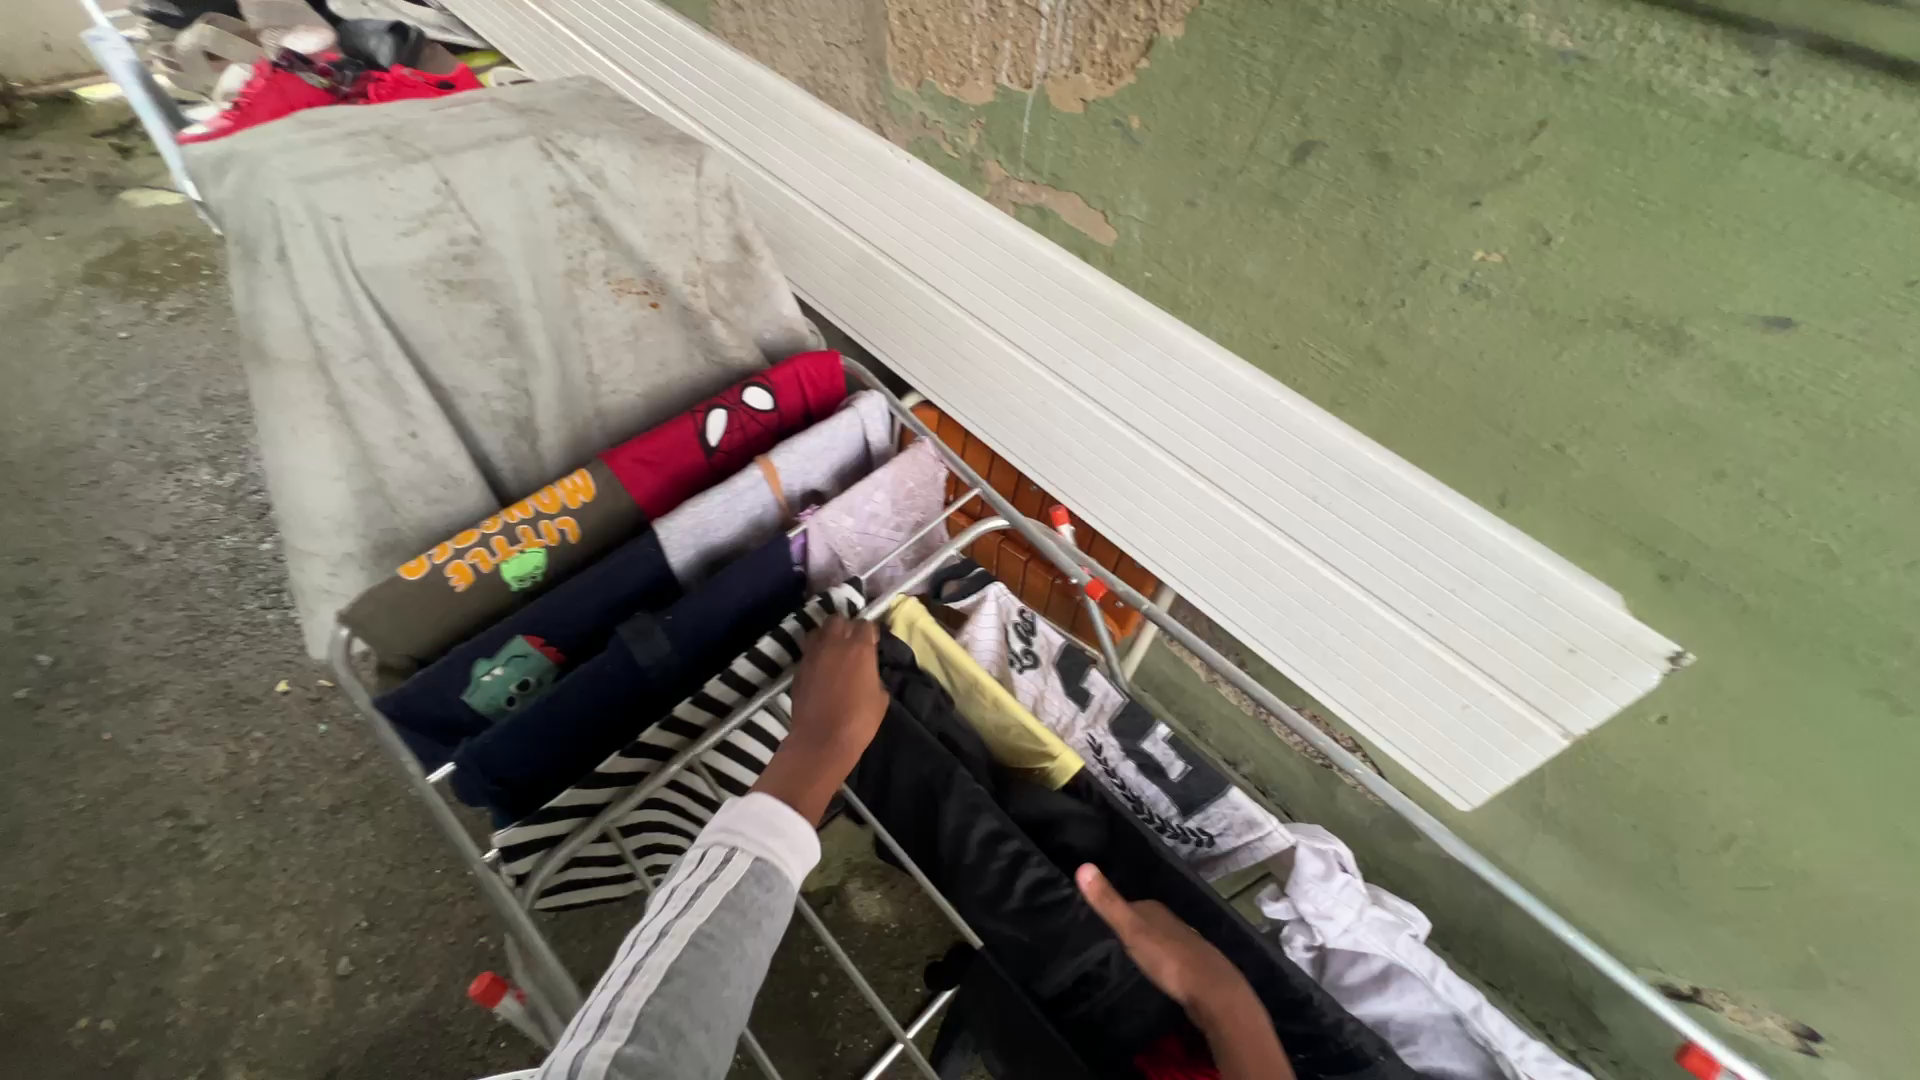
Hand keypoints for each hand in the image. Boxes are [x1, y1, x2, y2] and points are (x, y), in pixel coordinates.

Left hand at [751, 617, 888, 823]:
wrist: (821, 740)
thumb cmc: (859, 721)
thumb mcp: (881, 697)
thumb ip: (875, 675)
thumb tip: (869, 671)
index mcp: (859, 648)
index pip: (865, 624)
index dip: (870, 632)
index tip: (873, 642)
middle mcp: (834, 644)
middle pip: (838, 620)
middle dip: (846, 627)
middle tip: (851, 642)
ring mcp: (812, 655)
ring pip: (818, 631)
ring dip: (826, 636)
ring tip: (833, 650)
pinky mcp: (798, 669)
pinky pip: (808, 652)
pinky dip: (815, 654)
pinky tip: (821, 668)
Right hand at [1075, 863, 1251, 1014]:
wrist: (1213, 991)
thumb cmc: (1168, 957)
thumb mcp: (1131, 929)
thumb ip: (1108, 902)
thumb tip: (1082, 865)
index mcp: (1155, 910)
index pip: (1129, 904)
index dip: (1115, 911)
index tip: (1098, 921)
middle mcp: (1171, 921)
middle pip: (1145, 921)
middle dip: (1131, 928)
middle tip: (1109, 942)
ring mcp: (1186, 943)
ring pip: (1159, 939)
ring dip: (1147, 946)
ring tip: (1129, 959)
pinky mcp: (1194, 967)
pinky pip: (1170, 958)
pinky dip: (1161, 962)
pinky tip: (1156, 972)